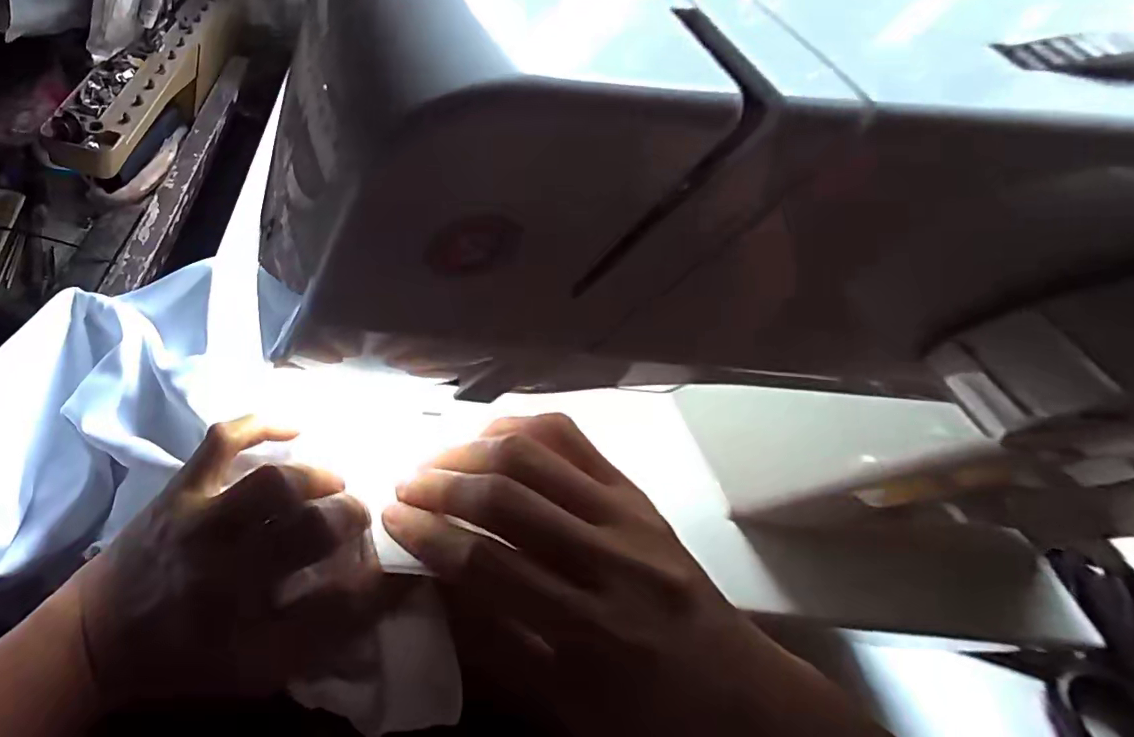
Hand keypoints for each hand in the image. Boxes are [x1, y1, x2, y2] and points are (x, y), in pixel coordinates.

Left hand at [64, 416, 381, 709]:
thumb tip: (371, 591)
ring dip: (313, 478)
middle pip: (304, 535)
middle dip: (347, 518)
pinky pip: (223, 440)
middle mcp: (223, 576)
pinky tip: (295, 427)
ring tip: (332, 480)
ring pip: (269, 486)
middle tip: (362, 512)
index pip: (333, 608)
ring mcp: (199, 522)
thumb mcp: (251, 670)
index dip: (378, 584)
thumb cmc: (183, 656)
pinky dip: (263, 424)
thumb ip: (313, 635)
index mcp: (245, 635)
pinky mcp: (182, 487)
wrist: (101, 632)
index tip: (400, 565)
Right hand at [384, 413, 886, 736]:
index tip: (391, 518)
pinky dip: (520, 425)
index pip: (488, 567)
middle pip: (506, 498)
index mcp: (592, 633)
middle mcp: (611, 562)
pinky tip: (489, 434)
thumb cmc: (645, 717)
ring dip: (471, 448)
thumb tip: (430, 581)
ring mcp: (628, 516)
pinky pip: (571, 436)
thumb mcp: (564, 704)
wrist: (742, 697)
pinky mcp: (637, 491)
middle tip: (405, 484)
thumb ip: (493, 641)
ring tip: (436, 457)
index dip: (429, 536)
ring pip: (534, 454)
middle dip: (441, 484)